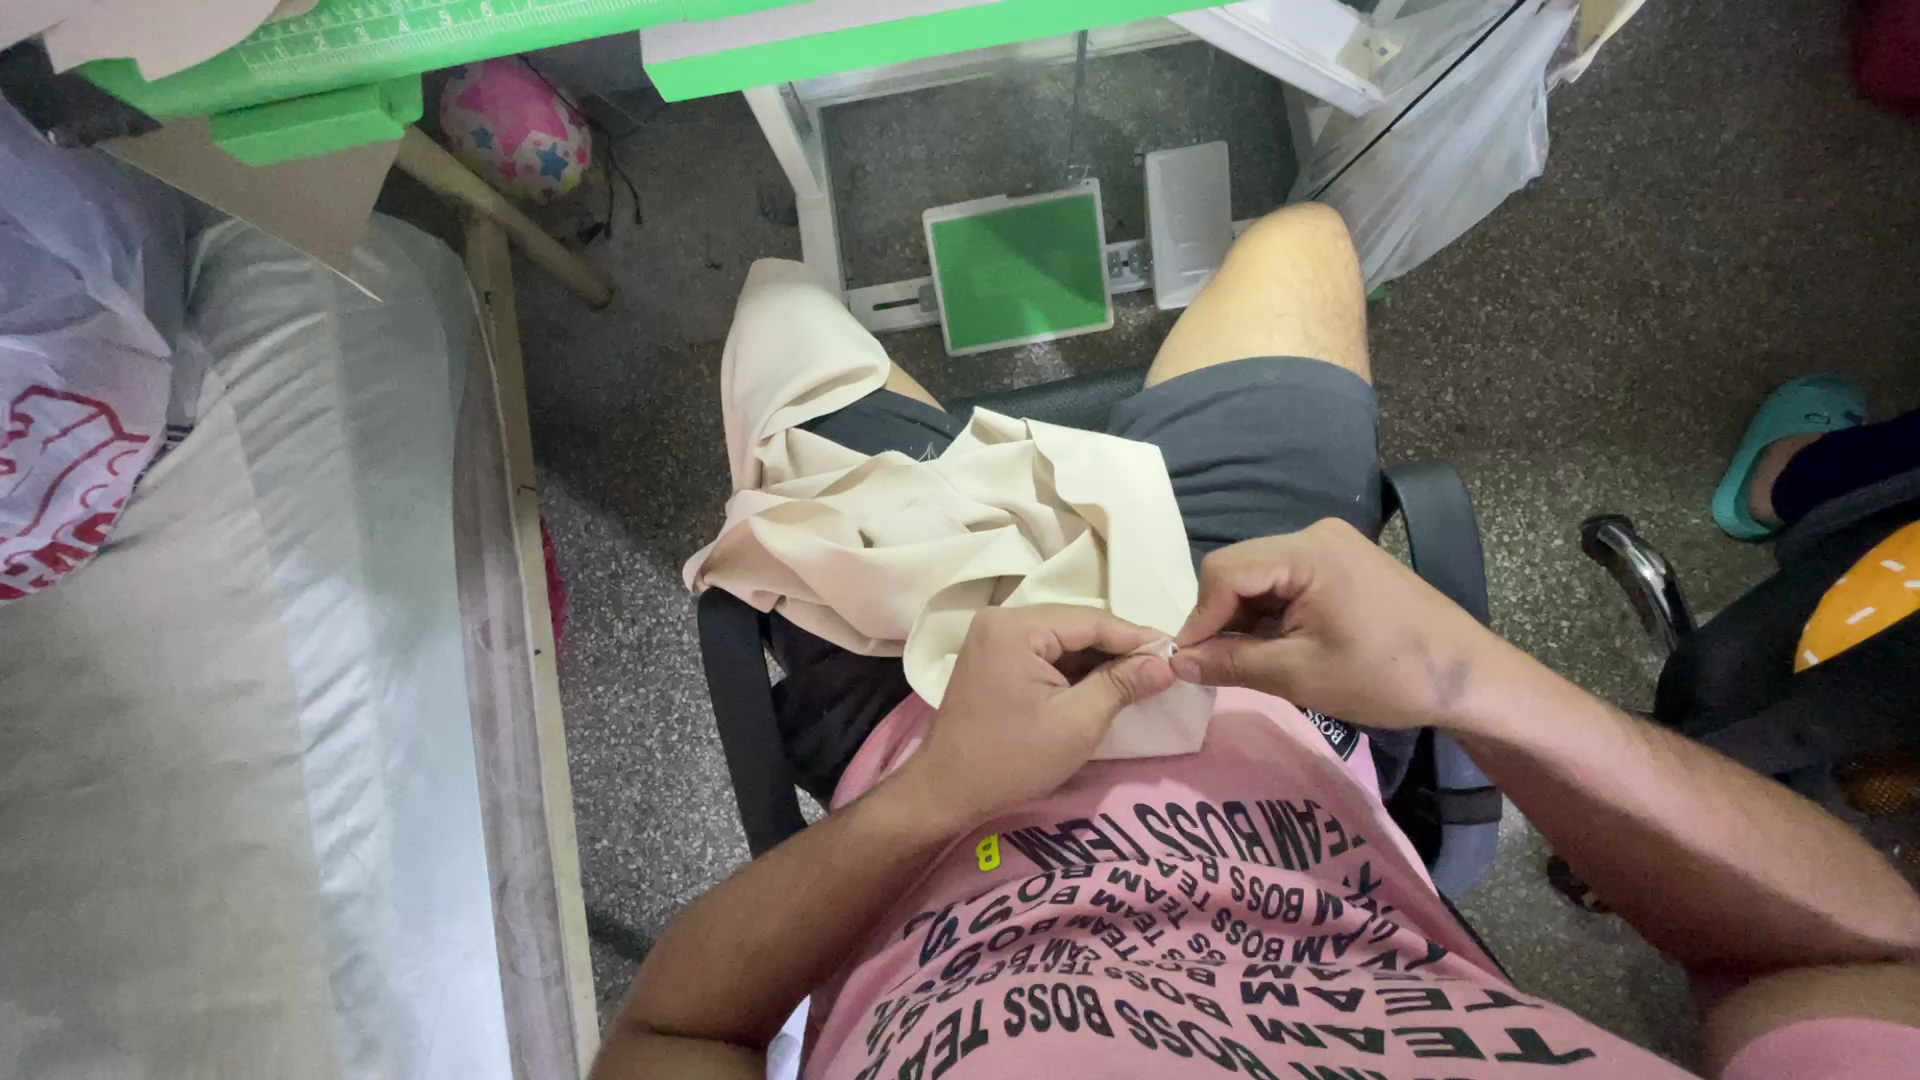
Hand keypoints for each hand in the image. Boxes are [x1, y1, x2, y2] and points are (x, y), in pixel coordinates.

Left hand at [897, 604, 1175, 829]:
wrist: (947, 790)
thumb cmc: (1013, 759)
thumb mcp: (1077, 723)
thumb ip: (1121, 684)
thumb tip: (1165, 663)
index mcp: (1015, 627)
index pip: (1090, 620)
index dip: (1136, 635)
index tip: (1177, 650)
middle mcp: (1001, 619)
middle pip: (1075, 624)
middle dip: (1119, 645)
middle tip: (1164, 664)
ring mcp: (994, 637)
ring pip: (1062, 638)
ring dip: (1099, 657)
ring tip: (1143, 673)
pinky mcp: (994, 657)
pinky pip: (1044, 652)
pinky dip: (1074, 667)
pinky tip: (1104, 681)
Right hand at [1171, 519, 1523, 730]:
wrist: (1473, 680)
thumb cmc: (1388, 677)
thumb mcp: (1300, 675)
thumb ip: (1231, 663)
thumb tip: (1176, 662)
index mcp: (1308, 552)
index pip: (1224, 572)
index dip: (1200, 617)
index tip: (1189, 662)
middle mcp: (1315, 535)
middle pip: (1238, 567)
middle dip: (1220, 616)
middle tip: (1217, 663)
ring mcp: (1331, 545)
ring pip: (1257, 574)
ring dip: (1243, 615)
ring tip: (1247, 658)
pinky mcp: (1341, 560)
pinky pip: (1283, 578)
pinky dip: (1268, 610)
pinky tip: (1275, 642)